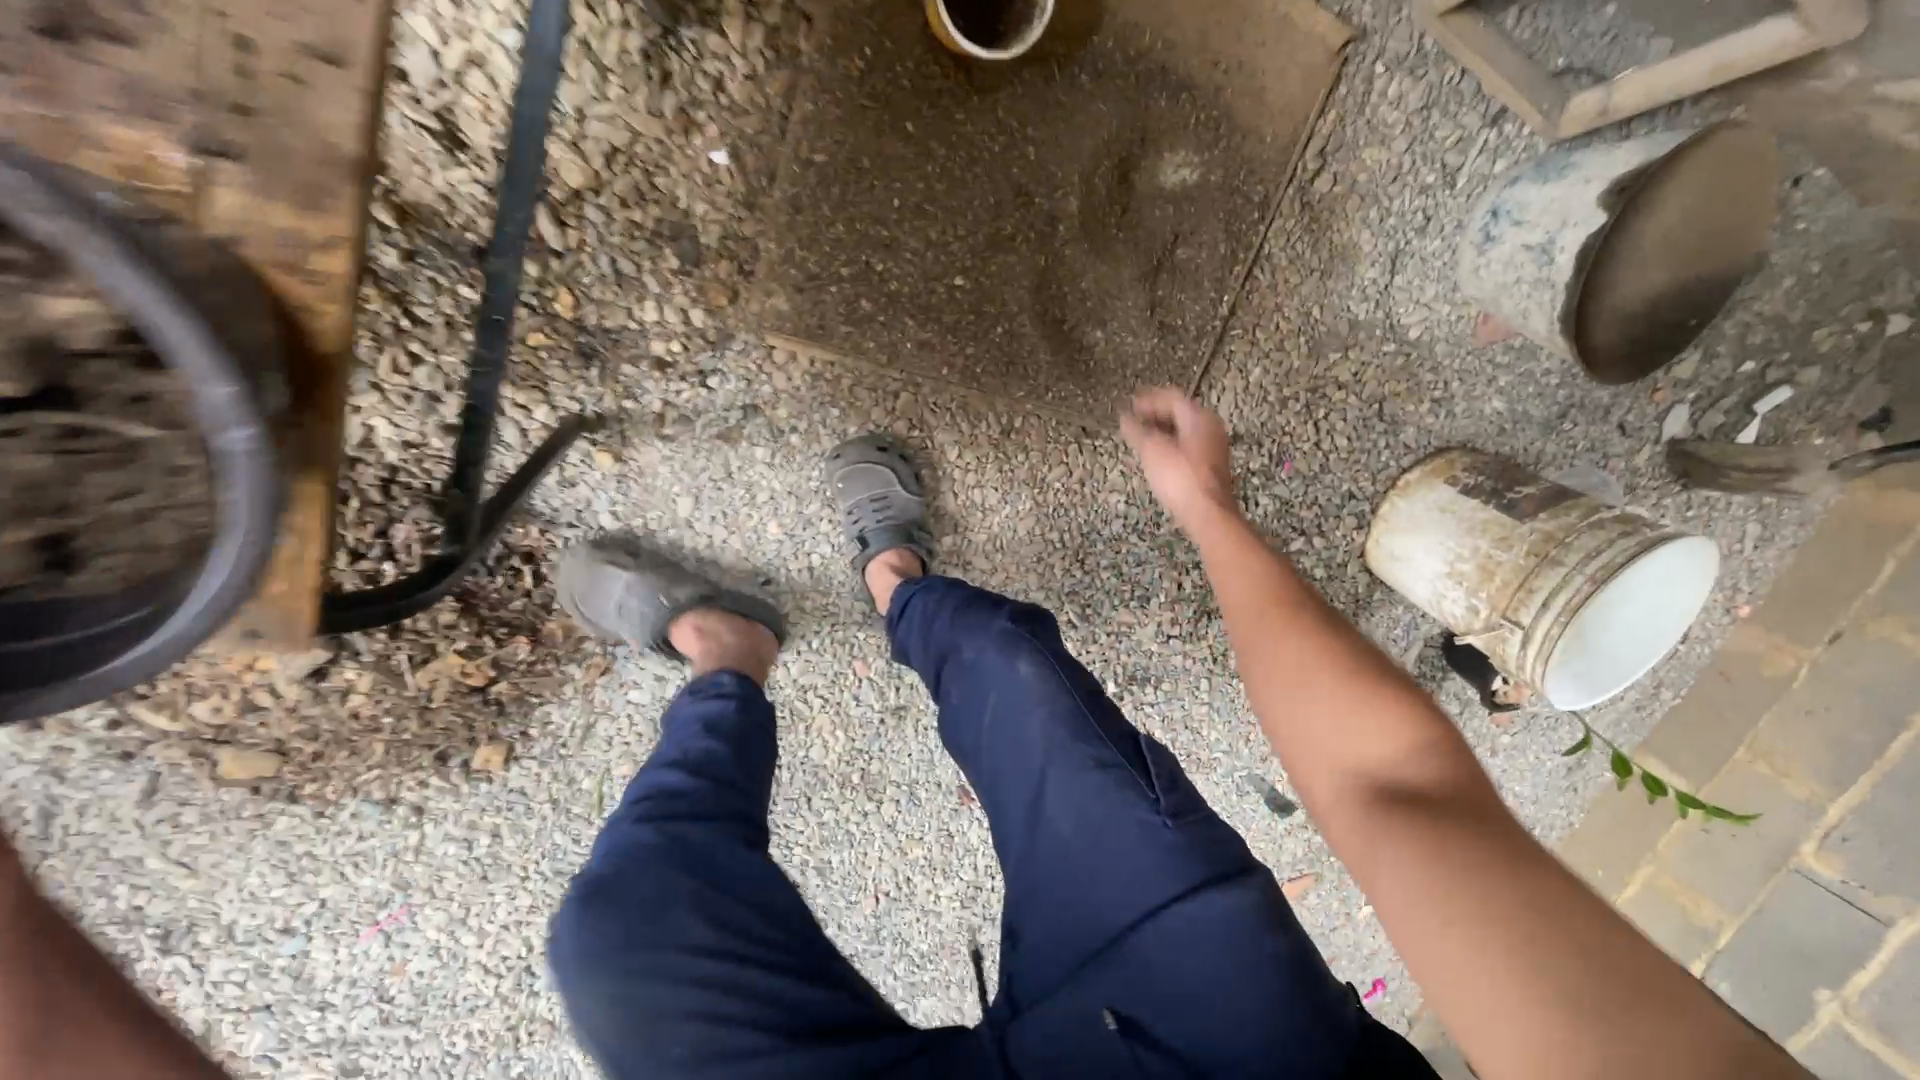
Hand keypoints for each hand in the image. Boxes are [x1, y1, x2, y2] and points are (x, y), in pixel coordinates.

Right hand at [1119, 387, 1238, 530]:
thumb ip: (1136, 430)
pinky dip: (1170, 445)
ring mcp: (1213, 448)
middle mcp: (1210, 428)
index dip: (1148, 400)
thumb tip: (1125, 418)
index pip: (1171, 398)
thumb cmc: (1180, 477)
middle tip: (1134, 420)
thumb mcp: (1151, 449)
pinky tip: (1156, 456)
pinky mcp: (1211, 466)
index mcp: (1199, 417)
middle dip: (1155, 415)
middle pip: (1180, 413)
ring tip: (1140, 438)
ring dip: (1161, 431)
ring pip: (1184, 431)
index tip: (1130, 404)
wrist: (1206, 512)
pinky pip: (1187, 446)